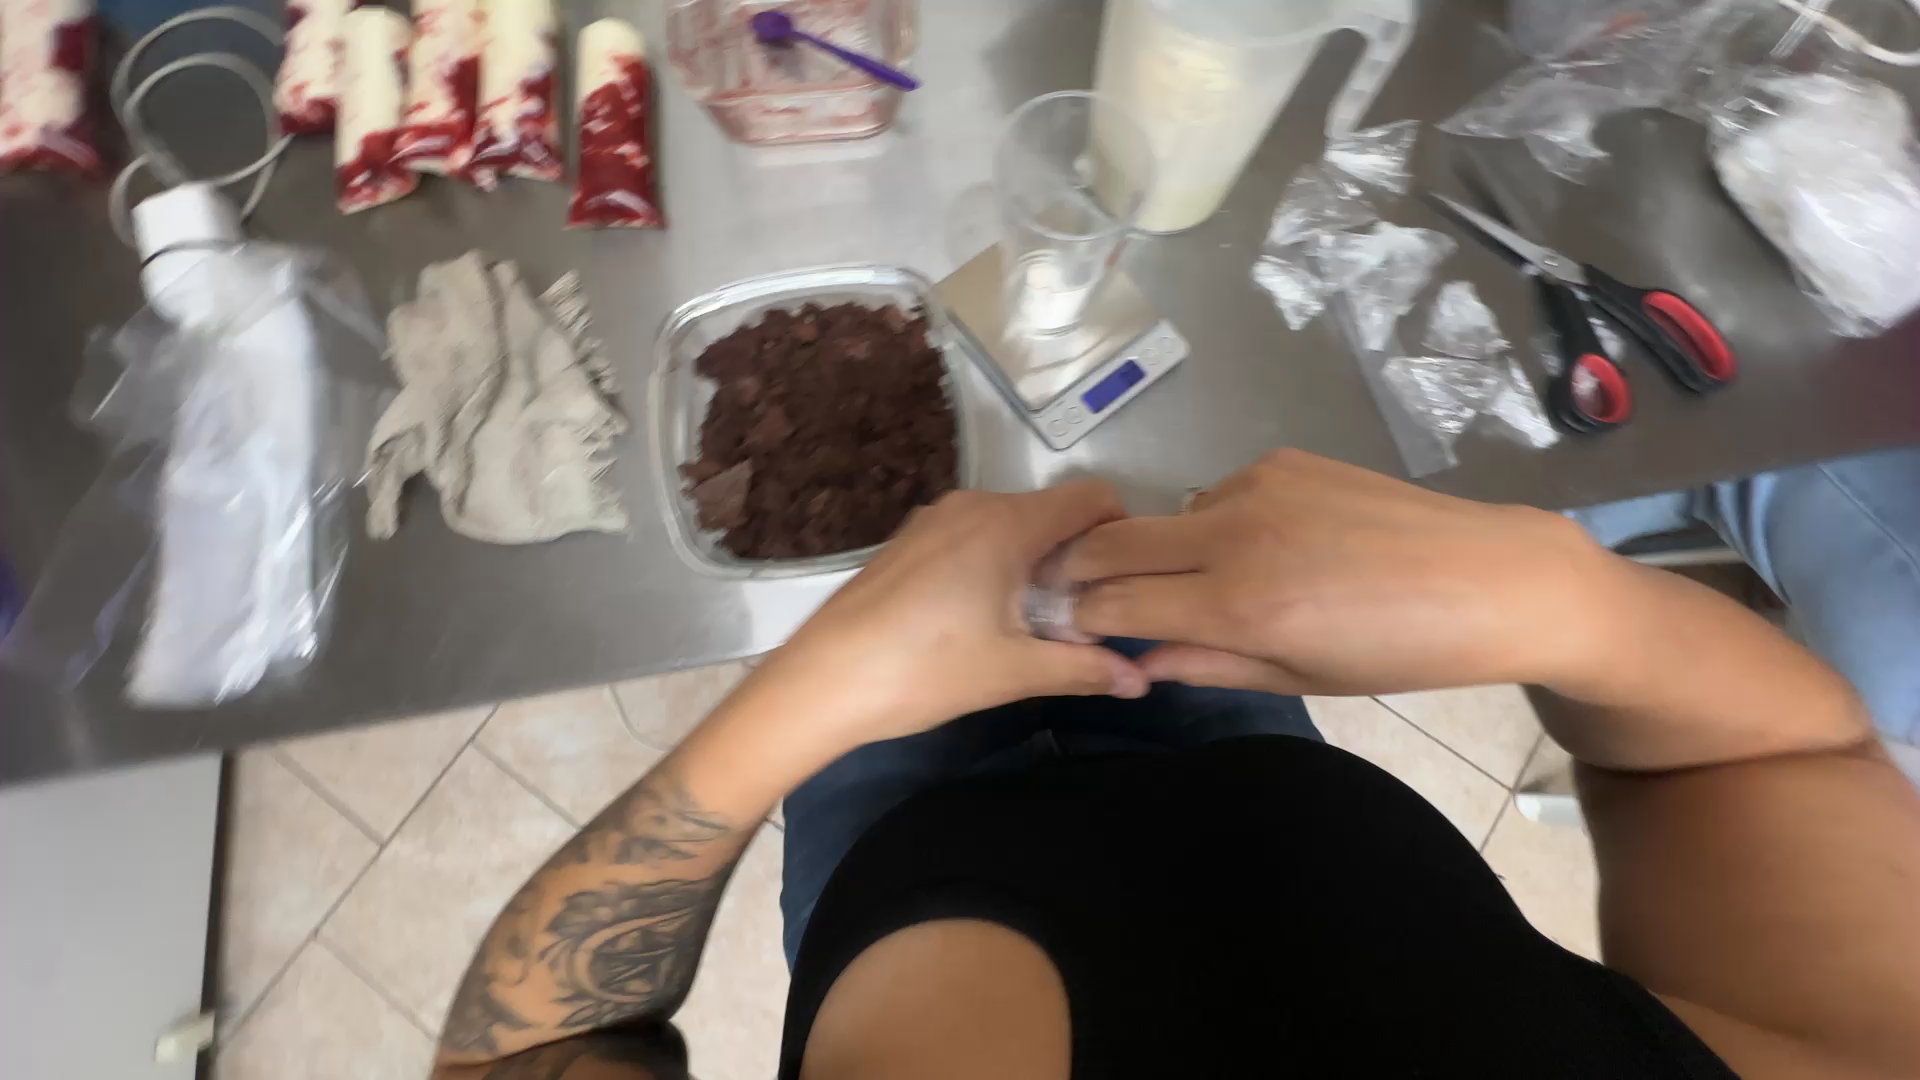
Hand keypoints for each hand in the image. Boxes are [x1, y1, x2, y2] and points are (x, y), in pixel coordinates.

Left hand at [752, 482, 1149, 749]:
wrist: (822, 679)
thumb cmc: (926, 669)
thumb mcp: (1013, 671)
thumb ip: (1085, 668)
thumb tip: (1142, 680)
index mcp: (1007, 522)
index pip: (1091, 497)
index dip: (1120, 531)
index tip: (1124, 580)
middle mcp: (972, 504)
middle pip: (1050, 512)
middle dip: (1076, 555)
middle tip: (1083, 613)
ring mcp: (934, 518)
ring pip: (1010, 524)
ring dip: (1033, 561)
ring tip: (1032, 619)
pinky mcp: (909, 539)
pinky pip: (972, 534)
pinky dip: (994, 561)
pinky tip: (979, 612)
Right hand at [1063, 450, 1615, 696]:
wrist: (1495, 579)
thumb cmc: (1398, 652)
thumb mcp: (1298, 678)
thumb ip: (1204, 664)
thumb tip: (1136, 659)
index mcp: (1238, 605)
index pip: (1116, 603)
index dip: (1076, 614)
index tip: (1058, 622)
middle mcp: (1232, 536)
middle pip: (1112, 542)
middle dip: (1076, 566)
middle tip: (1068, 587)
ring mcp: (1254, 487)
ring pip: (1163, 519)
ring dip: (1155, 549)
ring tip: (1203, 576)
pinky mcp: (1279, 460)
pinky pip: (1213, 497)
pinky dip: (1212, 525)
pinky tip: (1265, 541)